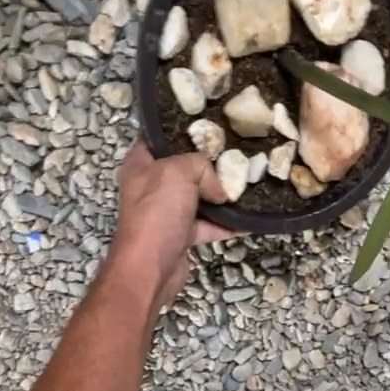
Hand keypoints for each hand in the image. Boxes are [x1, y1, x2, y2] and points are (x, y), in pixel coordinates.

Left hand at [112, 140, 238, 309]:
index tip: (209, 122)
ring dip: (220, 194)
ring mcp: (166, 212)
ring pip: (198, 197)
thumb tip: (219, 188)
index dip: (182, 127)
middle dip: (209, 162)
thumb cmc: (157, 212)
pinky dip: (227, 224)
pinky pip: (208, 225)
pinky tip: (248, 220)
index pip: (159, 136)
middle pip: (184, 168)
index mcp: (141, 163)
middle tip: (236, 152)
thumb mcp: (179, 171)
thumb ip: (201, 166)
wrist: (150, 268)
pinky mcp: (180, 236)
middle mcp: (151, 186)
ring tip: (247, 182)